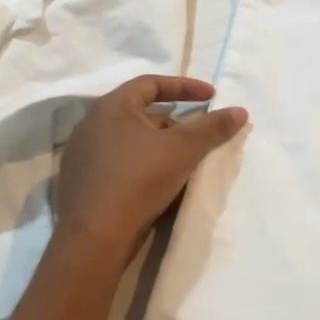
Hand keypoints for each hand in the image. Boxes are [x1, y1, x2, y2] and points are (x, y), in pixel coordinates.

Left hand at [54, 75, 247, 253]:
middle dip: (173, 121)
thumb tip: (239, 111)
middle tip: (197, 135)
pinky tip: (157, 182)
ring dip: (157, 144)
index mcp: (111, 108)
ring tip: (182, 160)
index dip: (184, 86)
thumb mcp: (184, 149)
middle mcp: (90, 125)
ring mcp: (81, 155)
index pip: (150, 83)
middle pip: (140, 113)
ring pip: (129, 140)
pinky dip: (140, 164)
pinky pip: (117, 162)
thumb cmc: (139, 180)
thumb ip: (212, 127)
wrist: (96, 236)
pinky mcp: (80, 182)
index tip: (211, 96)